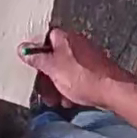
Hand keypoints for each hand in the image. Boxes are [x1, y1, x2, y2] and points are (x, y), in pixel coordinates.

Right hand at [21, 28, 135, 108]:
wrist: (114, 91)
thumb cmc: (81, 77)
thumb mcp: (52, 68)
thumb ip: (36, 59)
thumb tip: (22, 49)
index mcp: (63, 37)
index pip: (42, 39)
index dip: (35, 53)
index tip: (30, 67)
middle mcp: (74, 43)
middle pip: (52, 56)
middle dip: (45, 75)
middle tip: (42, 90)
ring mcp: (85, 56)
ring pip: (63, 69)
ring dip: (56, 84)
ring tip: (54, 100)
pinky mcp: (93, 70)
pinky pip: (75, 76)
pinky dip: (69, 87)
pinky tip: (68, 100)